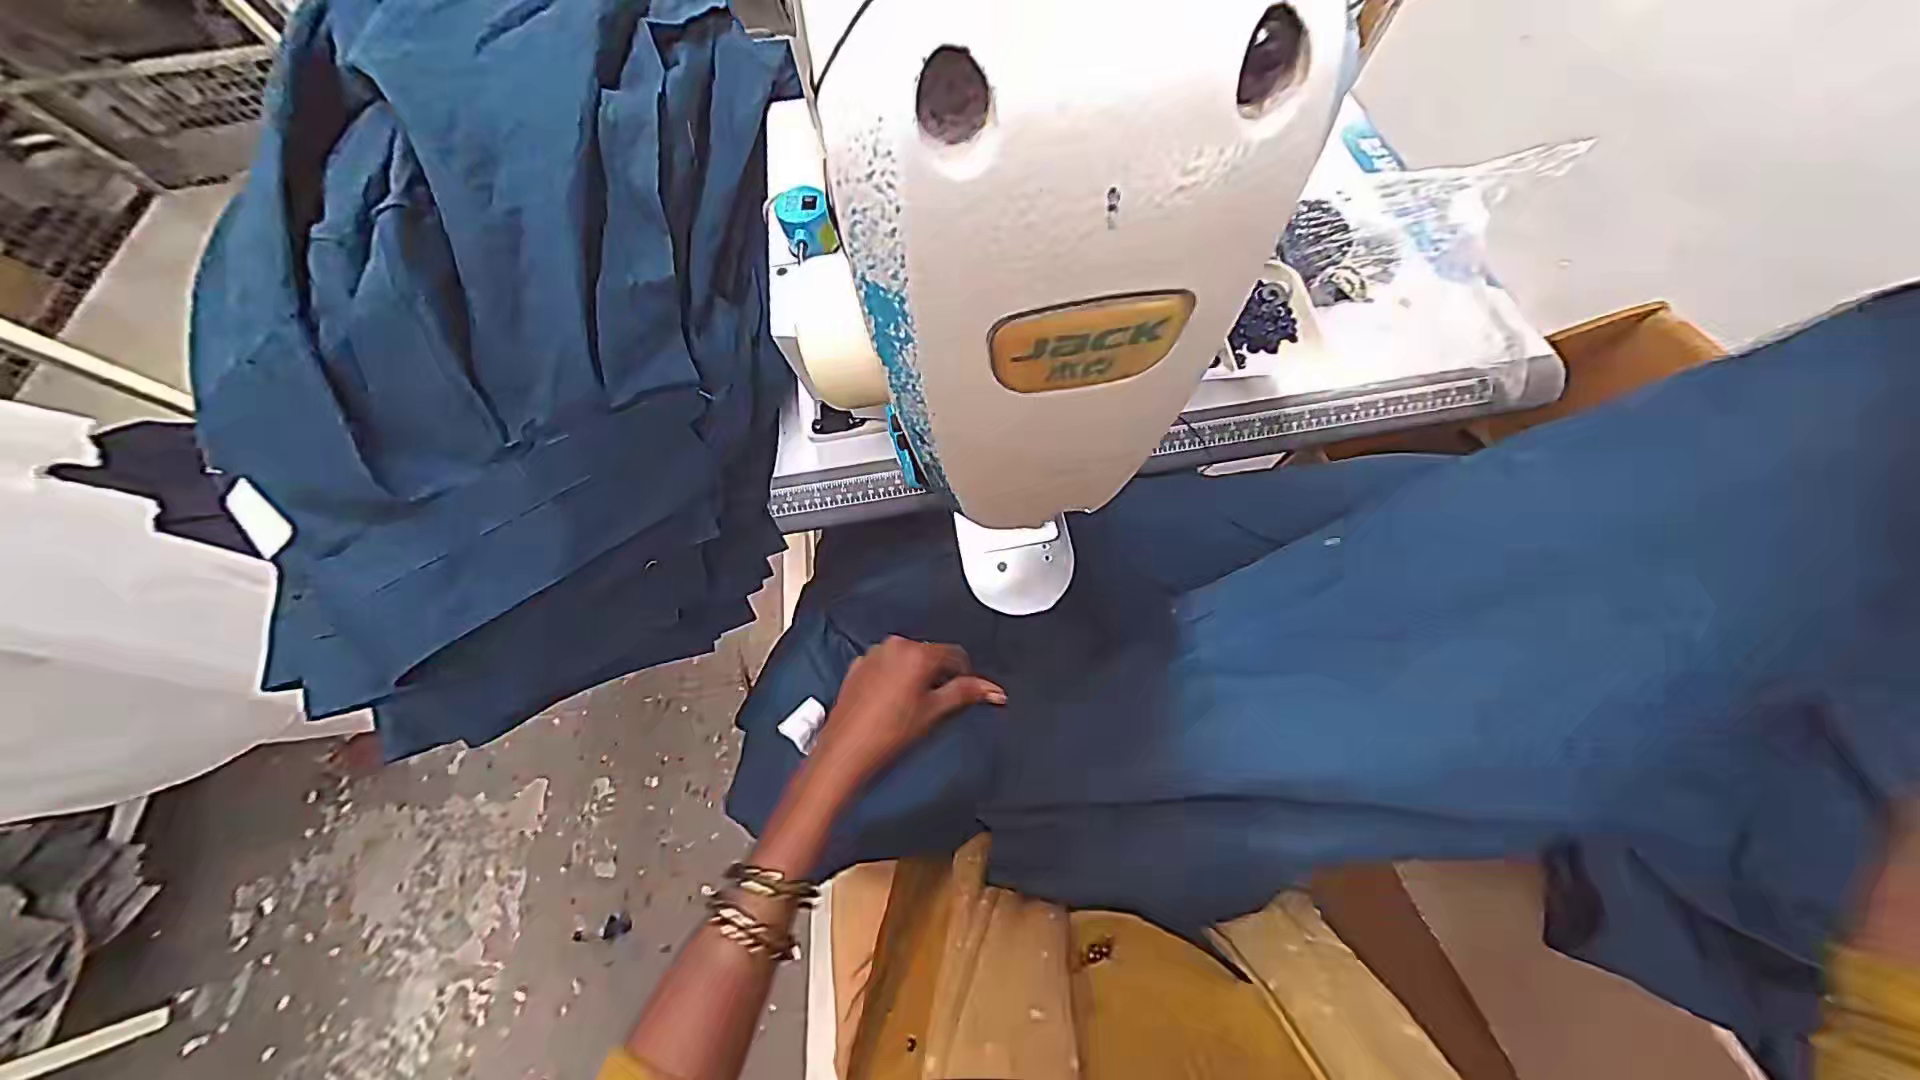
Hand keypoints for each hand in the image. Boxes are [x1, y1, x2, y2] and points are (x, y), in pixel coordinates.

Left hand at [808, 636, 1006, 792]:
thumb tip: (993, 690)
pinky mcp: (858, 666)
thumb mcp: (934, 712)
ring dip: (916, 675)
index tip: (965, 690)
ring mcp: (873, 654)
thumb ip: (965, 693)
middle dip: (938, 675)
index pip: (955, 654)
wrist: (845, 751)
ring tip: (912, 706)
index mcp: (917, 653)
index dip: (965, 674)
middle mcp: (894, 646)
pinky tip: (891, 703)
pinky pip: (886, 665)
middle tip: (937, 703)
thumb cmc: (886, 734)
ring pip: (907, 659)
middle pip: (930, 654)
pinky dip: (894, 677)